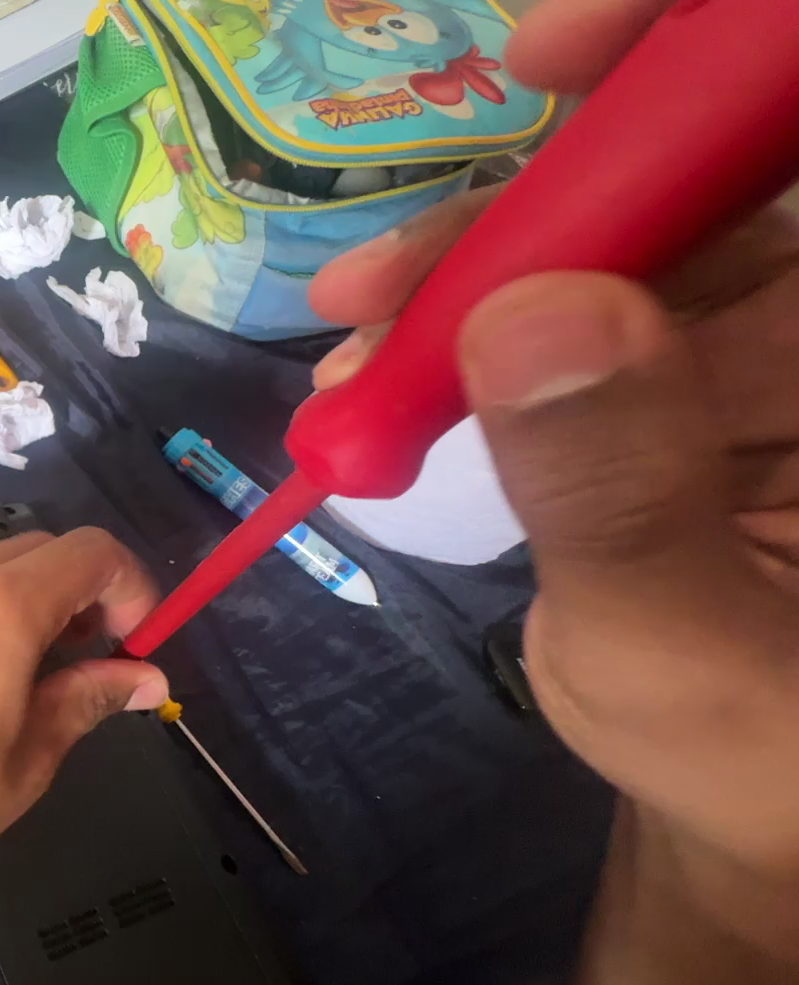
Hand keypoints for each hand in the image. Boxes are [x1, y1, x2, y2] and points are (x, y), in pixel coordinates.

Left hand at [0, 529, 167, 984]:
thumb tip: (144, 678)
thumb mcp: (24, 763)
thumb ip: (84, 701)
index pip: (90, 551)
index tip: (136, 641)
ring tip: (33, 674)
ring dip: (31, 601)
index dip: (131, 586)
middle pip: (41, 551)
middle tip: (90, 663)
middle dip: (83, 593)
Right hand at [310, 3, 798, 984]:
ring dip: (453, 287)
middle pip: (705, 176)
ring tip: (345, 351)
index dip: (723, 55)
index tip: (558, 54)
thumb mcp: (677, 639)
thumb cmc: (758, 750)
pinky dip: (450, 339)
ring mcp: (758, 342)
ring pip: (602, 245)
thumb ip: (613, 484)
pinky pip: (553, 315)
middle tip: (373, 274)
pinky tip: (372, 380)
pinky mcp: (670, 371)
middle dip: (524, 208)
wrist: (751, 794)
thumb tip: (528, 312)